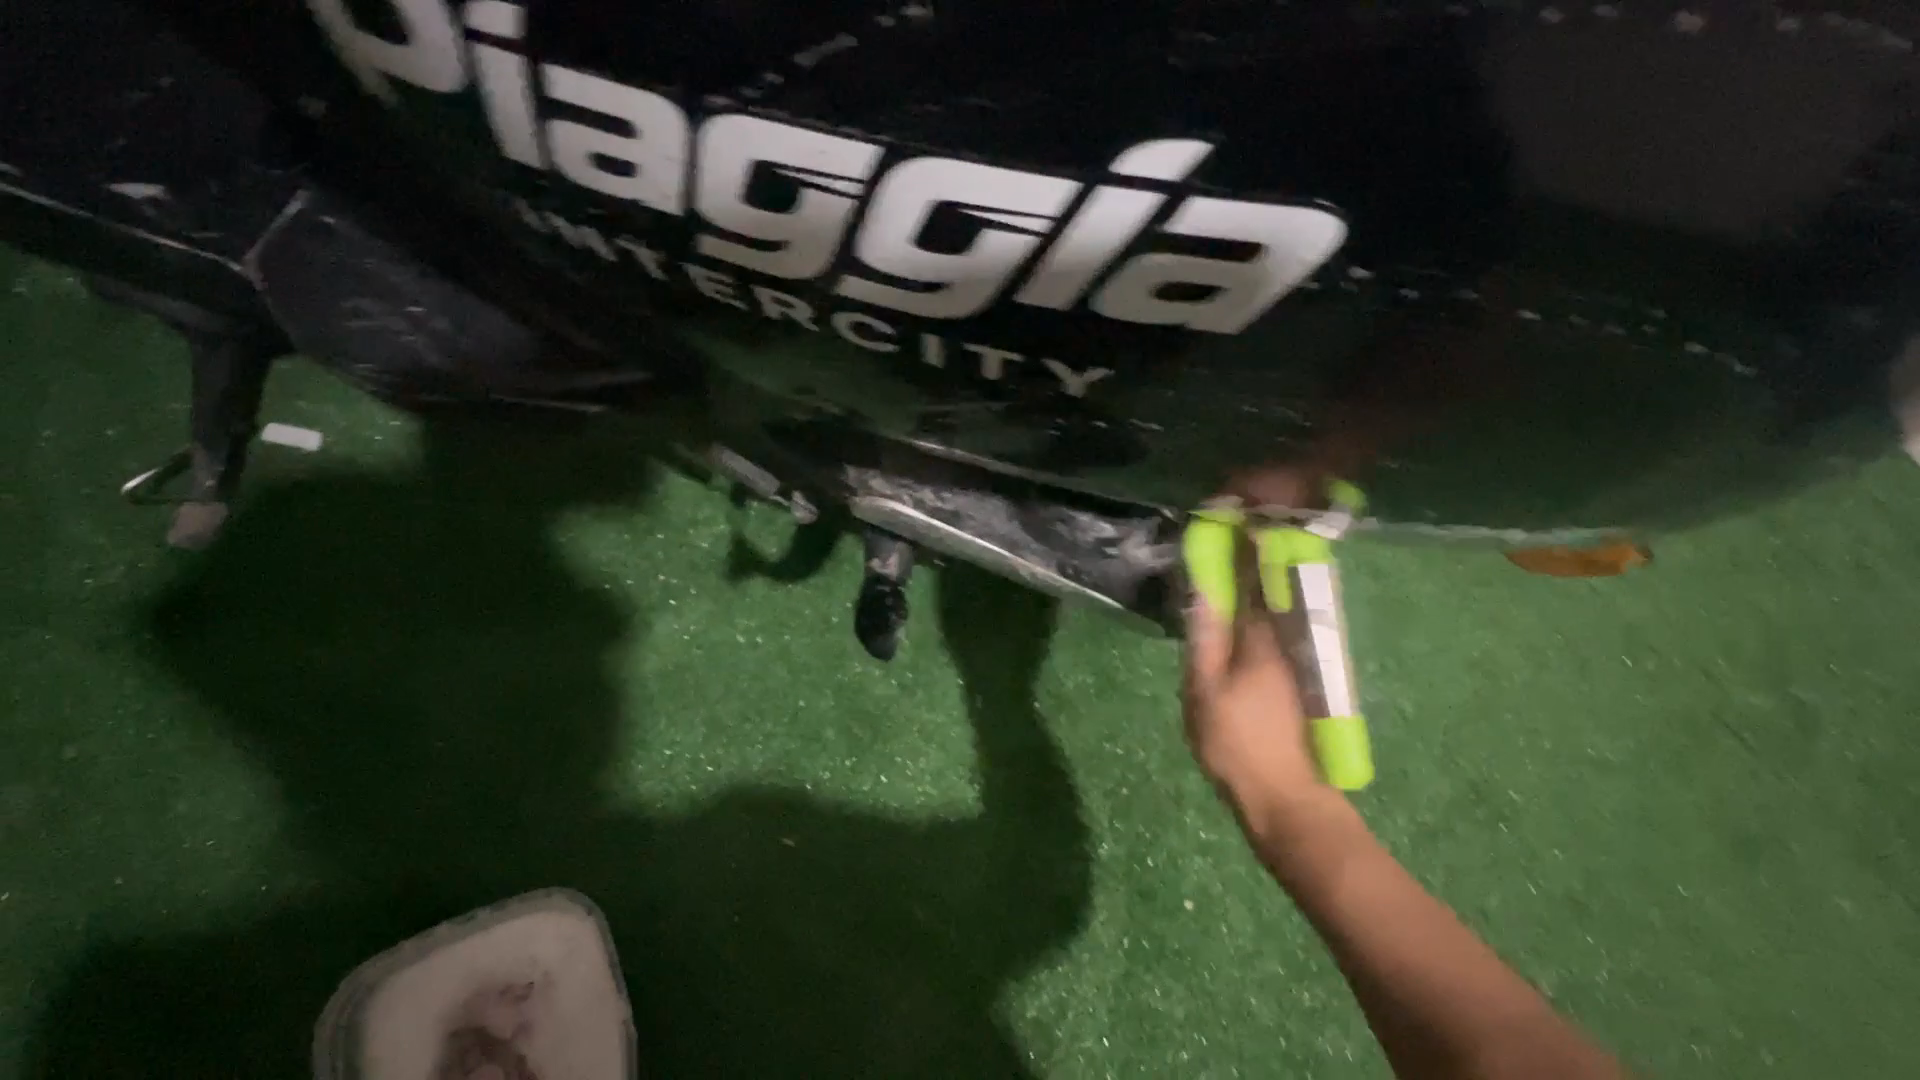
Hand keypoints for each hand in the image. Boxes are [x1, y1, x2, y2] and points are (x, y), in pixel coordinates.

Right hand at [1181, 547, 1339, 830]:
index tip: (1231, 511)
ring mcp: (1302, 653)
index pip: (1256, 571)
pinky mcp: (1305, 670)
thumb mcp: (1204, 689)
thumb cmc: (1237, 742)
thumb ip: (1204, 634)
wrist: (1286, 795)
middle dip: (1262, 546)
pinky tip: (1259, 600)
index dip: (1244, 538)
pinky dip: (1275, 598)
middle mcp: (1289, 635)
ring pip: (1287, 597)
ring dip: (1269, 569)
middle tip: (1238, 524)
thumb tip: (1203, 586)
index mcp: (1263, 633)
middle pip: (1278, 577)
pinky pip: (1289, 618)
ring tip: (1246, 552)